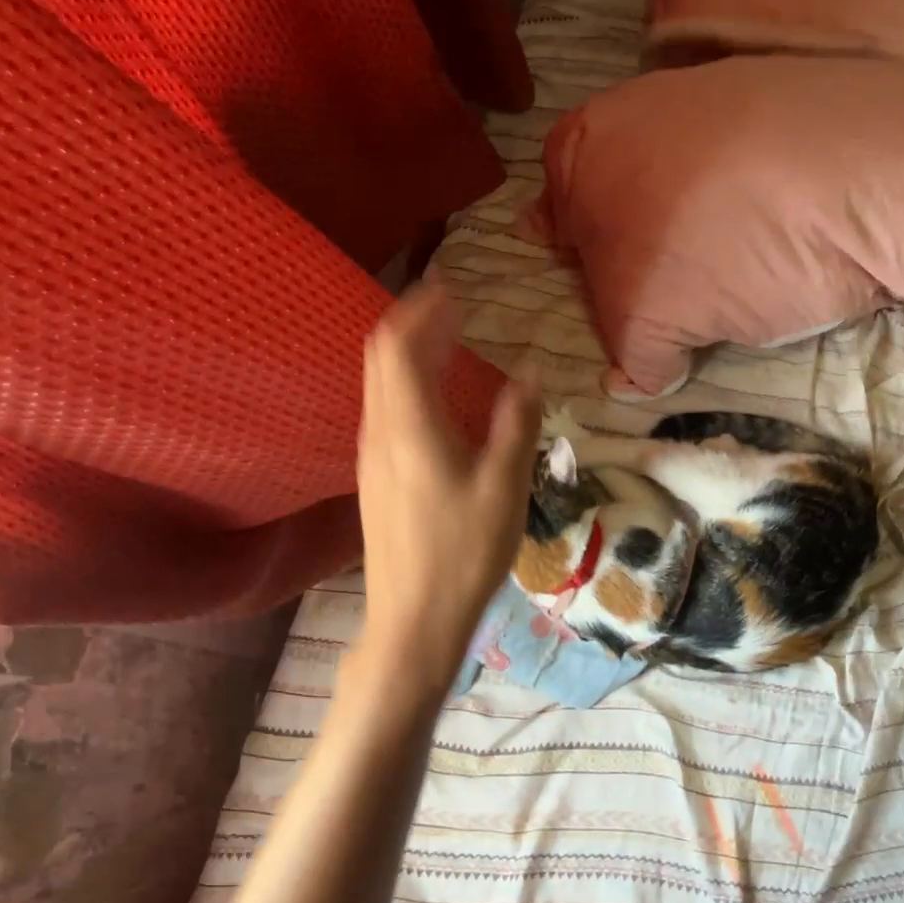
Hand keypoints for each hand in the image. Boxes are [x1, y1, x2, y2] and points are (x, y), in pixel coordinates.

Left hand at [356, 284, 540, 676]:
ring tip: (450, 343)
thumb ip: (517, 425)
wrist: (415, 617)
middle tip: (450, 306)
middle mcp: (380, 433)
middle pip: (382, 359)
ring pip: (381, 386)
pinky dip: (409, 386)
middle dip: (412, 324)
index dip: (422, 310)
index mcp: (410, 428)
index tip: (450, 286)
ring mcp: (373, 458)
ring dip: (411, 355)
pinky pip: (387, 411)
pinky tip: (441, 402)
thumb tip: (530, 374)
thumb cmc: (465, 552)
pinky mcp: (378, 480)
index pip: (400, 346)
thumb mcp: (504, 488)